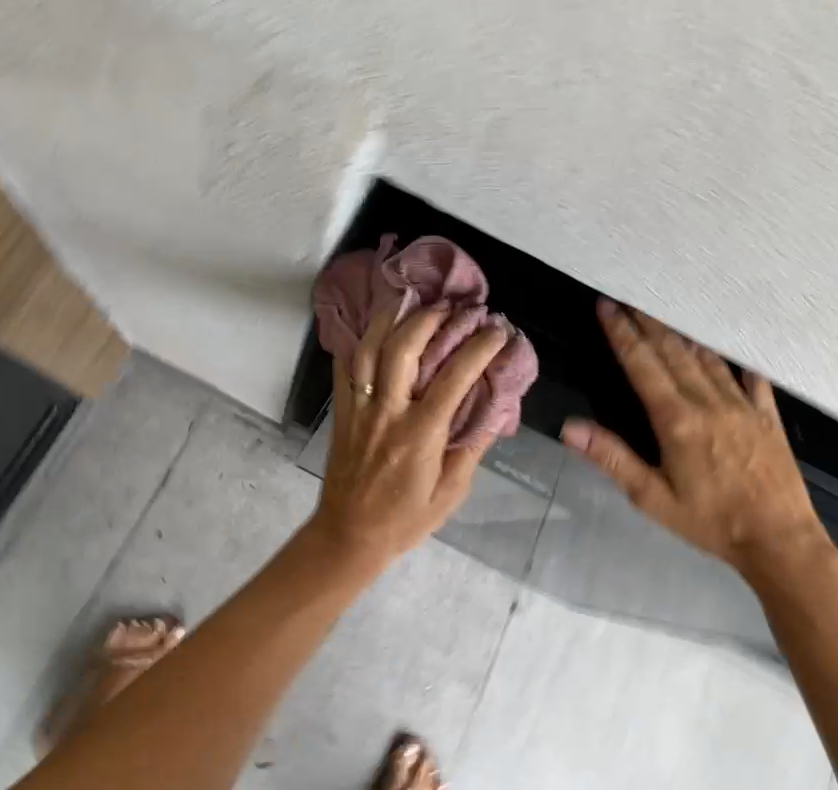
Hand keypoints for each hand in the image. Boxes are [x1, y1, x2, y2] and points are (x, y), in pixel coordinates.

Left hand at [307, 302, 510, 570]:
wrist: (349, 536)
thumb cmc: (406, 519)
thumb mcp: (452, 491)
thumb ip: (472, 446)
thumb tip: (495, 408)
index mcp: (420, 433)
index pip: (455, 377)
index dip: (479, 347)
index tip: (497, 329)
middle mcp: (387, 412)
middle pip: (404, 348)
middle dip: (431, 319)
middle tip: (452, 307)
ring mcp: (359, 408)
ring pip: (369, 349)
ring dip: (391, 319)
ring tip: (411, 301)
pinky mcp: (341, 411)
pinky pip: (344, 367)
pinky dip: (357, 342)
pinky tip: (372, 328)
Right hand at [563, 299, 830, 578]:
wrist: (780, 541)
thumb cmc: (711, 523)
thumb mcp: (652, 498)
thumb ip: (612, 458)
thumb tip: (570, 427)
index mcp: (676, 419)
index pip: (642, 365)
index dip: (622, 333)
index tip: (607, 306)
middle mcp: (708, 402)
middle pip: (673, 351)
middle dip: (647, 322)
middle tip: (629, 298)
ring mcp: (742, 406)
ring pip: (707, 358)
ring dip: (683, 334)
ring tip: (666, 314)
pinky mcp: (768, 417)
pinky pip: (751, 378)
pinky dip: (737, 359)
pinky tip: (731, 349)